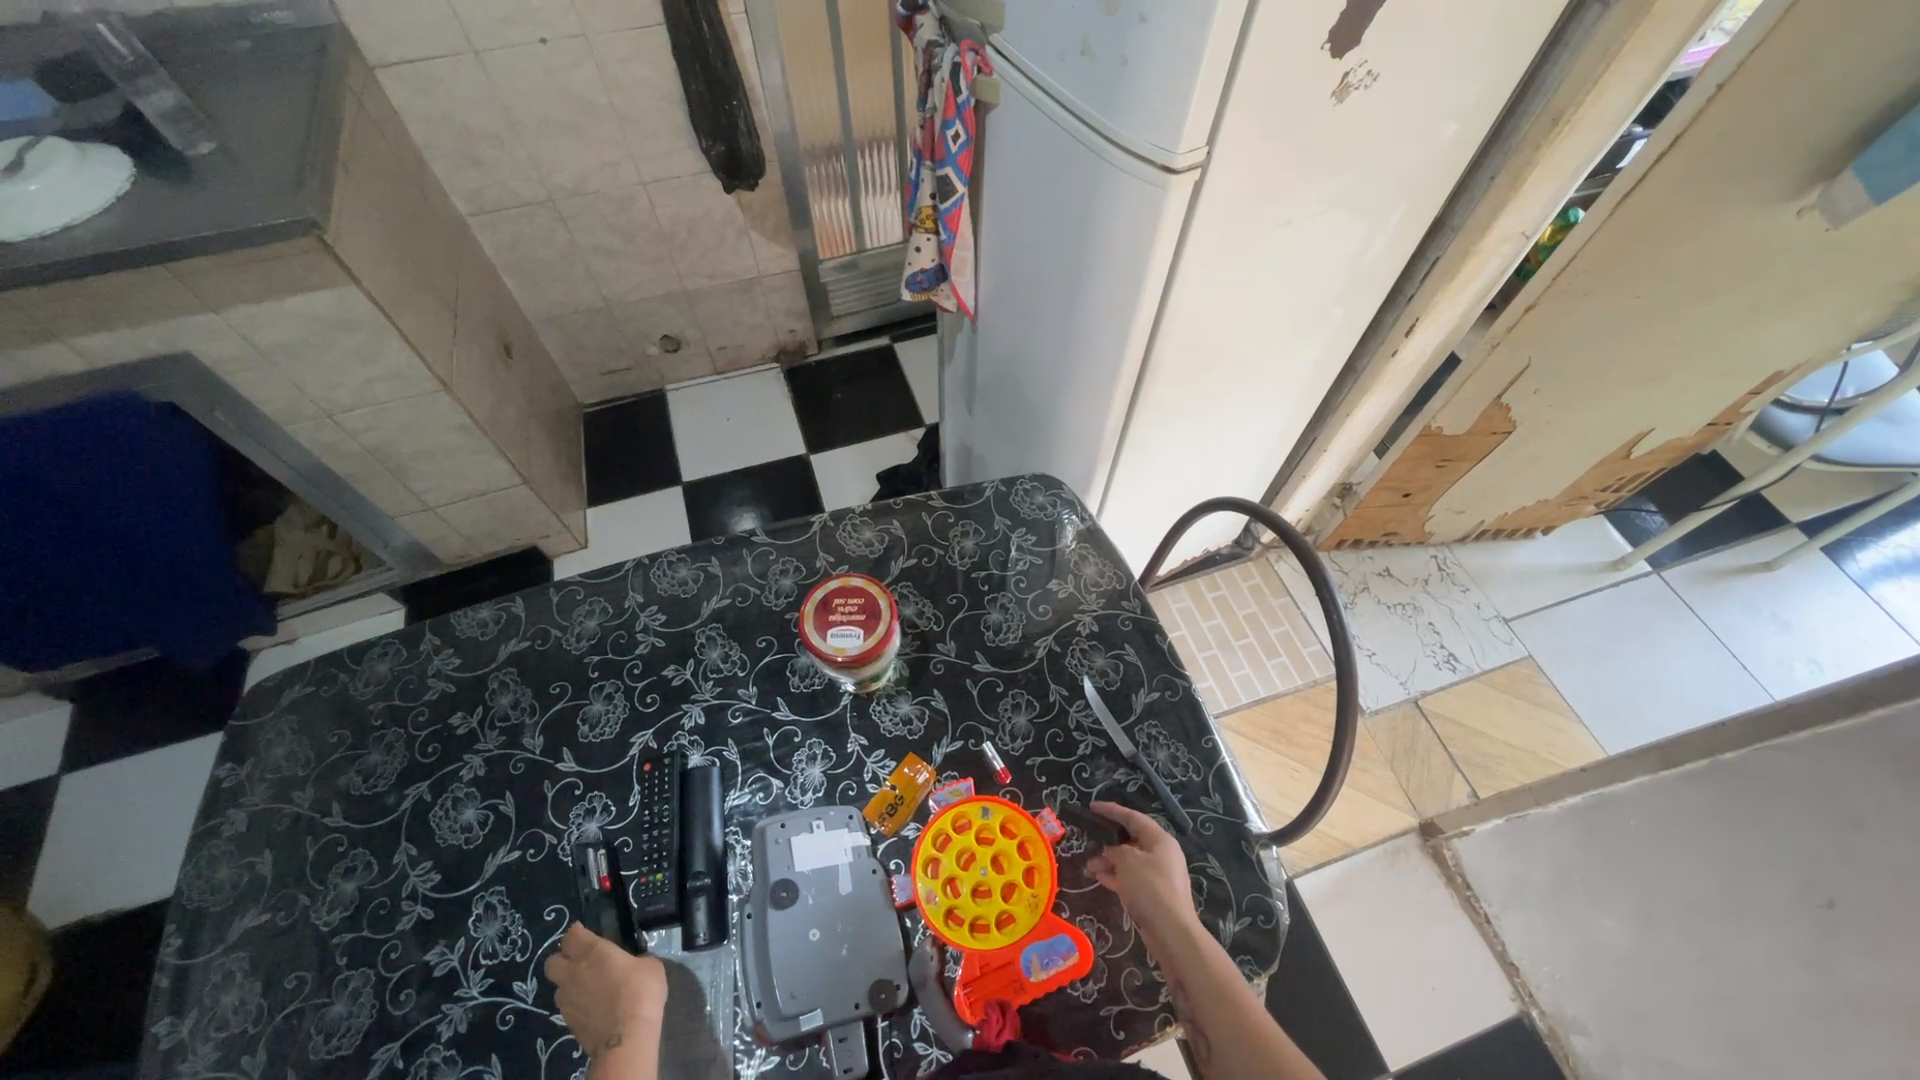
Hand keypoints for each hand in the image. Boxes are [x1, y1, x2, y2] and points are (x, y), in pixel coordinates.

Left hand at [544, 923, 666, 1061]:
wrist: (625, 1036)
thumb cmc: (640, 991)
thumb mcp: (650, 966)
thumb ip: (637, 959)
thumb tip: (635, 963)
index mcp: (593, 952)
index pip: (572, 935)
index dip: (576, 932)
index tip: (583, 931)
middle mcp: (573, 972)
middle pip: (552, 961)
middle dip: (562, 958)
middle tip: (578, 960)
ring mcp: (567, 999)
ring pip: (557, 986)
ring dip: (568, 983)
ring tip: (586, 987)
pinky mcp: (567, 1021)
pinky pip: (566, 1006)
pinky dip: (575, 1003)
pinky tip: (591, 1006)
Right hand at [1085, 801, 1197, 940]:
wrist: (1171, 931)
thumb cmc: (1150, 887)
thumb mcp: (1128, 861)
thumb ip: (1116, 850)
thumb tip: (1111, 852)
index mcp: (1160, 840)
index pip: (1134, 818)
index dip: (1112, 810)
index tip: (1093, 806)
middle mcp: (1161, 854)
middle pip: (1131, 840)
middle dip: (1108, 842)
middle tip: (1089, 840)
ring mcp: (1158, 875)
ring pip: (1129, 861)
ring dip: (1108, 861)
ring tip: (1089, 867)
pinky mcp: (1152, 894)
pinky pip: (1130, 878)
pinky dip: (1115, 876)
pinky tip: (1098, 877)